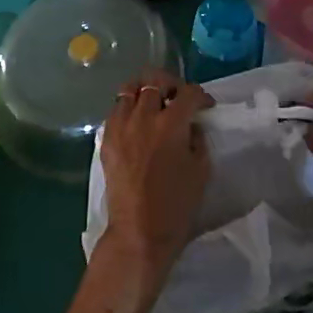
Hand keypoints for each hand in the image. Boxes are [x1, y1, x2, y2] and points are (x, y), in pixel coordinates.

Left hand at [99, 70, 211, 276]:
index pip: (188, 93)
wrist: (140, 231)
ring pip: (129, 90)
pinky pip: (116, 110)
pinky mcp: (107, 139)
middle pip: (155, 81)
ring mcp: (121, 126)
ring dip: (145, 91)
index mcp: (172, 124)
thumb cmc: (177, 204)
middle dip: (171, 85)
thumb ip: (198, 139)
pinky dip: (128, 108)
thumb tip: (191, 126)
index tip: (205, 106)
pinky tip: (137, 122)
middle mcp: (144, 117)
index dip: (201, 96)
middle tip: (178, 98)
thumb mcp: (201, 170)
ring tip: (154, 104)